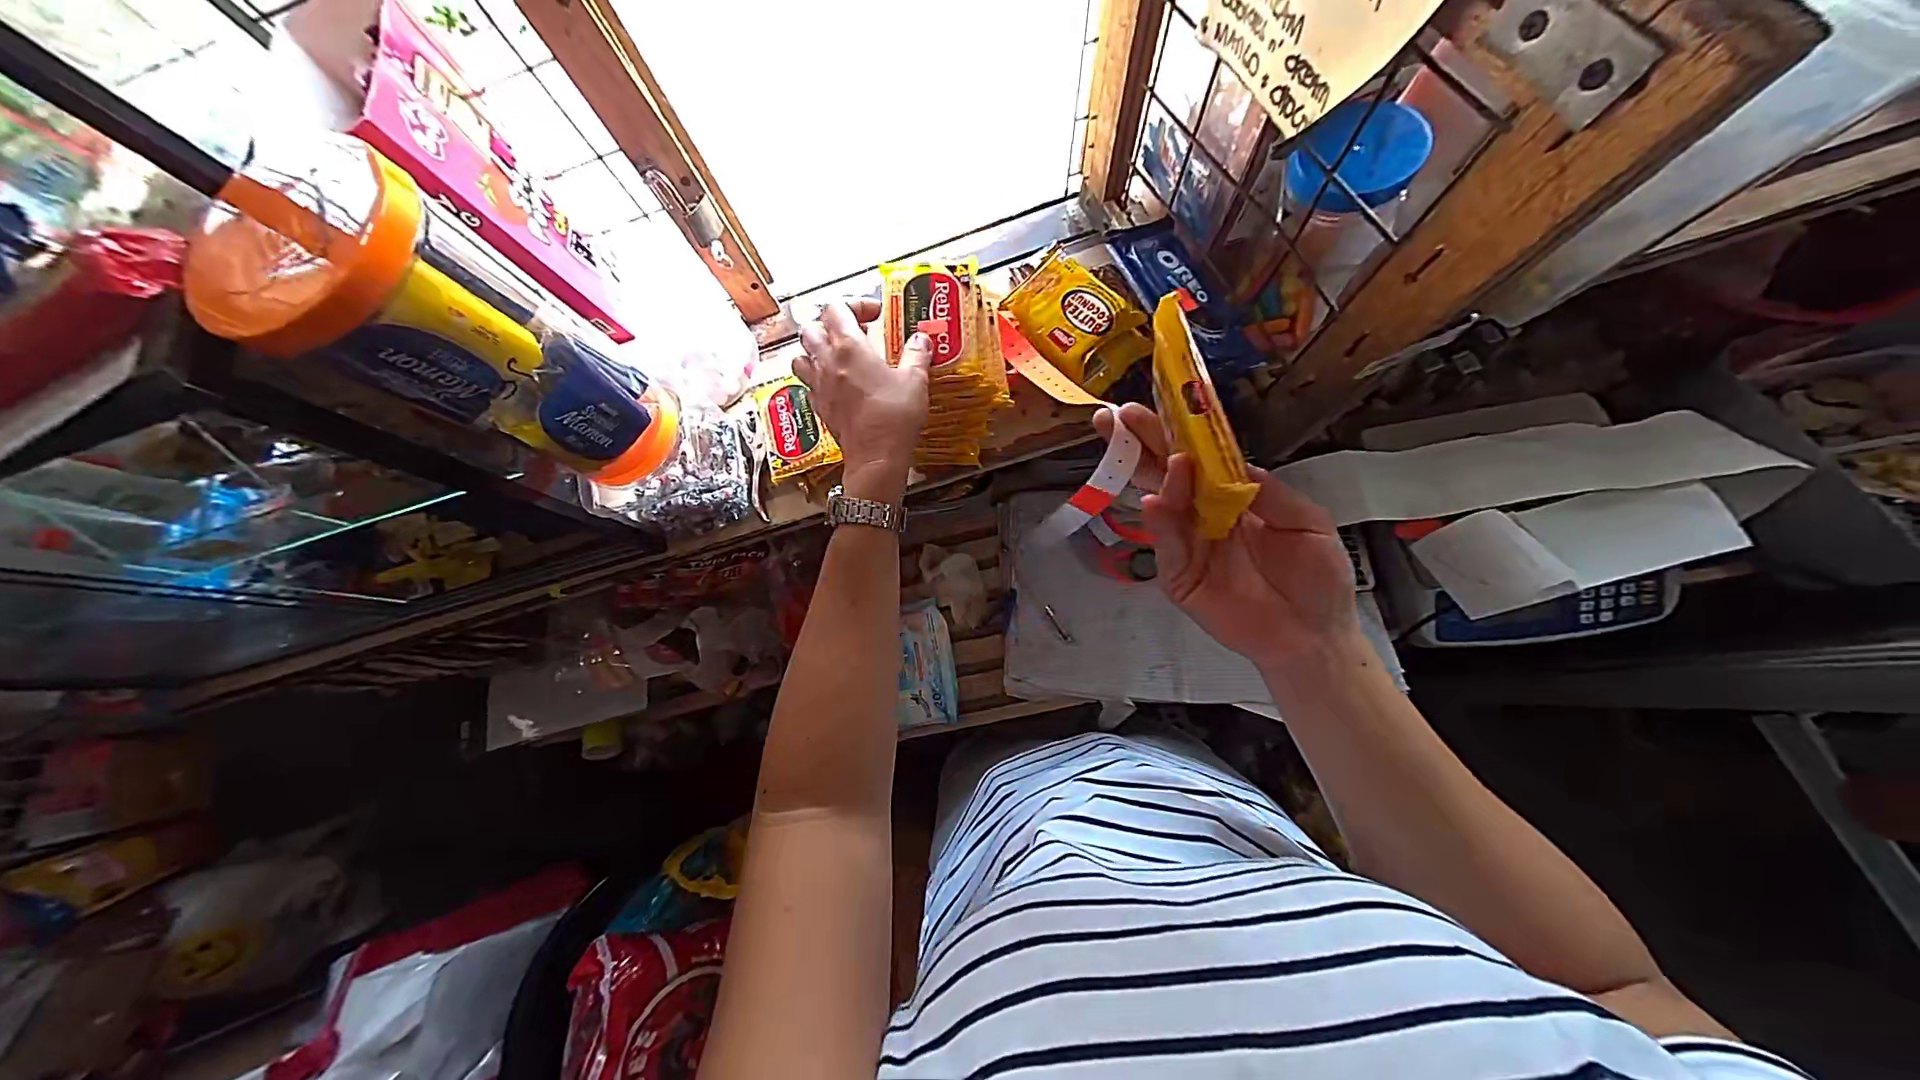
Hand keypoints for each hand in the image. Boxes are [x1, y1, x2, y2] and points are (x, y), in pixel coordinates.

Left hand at [795, 299, 930, 495]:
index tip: (875, 315)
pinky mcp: (818, 407)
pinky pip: (807, 383)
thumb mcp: (915, 381)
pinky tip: (837, 384)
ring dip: (815, 349)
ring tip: (837, 355)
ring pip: (800, 355)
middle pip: (811, 327)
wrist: (876, 457)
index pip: (836, 307)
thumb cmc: (894, 418)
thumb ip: (916, 354)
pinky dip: (817, 377)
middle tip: (854, 332)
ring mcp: (818, 386)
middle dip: (830, 324)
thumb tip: (921, 339)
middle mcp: (827, 362)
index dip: (855, 304)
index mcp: (849, 347)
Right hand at [1094, 403, 1360, 672]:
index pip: (1197, 460)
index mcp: (1230, 499)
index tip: (1156, 403)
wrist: (1315, 636)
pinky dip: (1159, 525)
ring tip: (1158, 459)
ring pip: (1162, 507)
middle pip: (1165, 476)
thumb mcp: (1306, 522)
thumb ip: (1268, 492)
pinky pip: (1166, 547)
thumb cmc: (1317, 579)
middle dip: (1140, 446)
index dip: (1176, 433)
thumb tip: (1232, 463)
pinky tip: (1154, 504)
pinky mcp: (1181, 578)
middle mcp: (1203, 517)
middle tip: (1114, 418)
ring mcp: (1188, 547)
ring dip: (1155, 479)